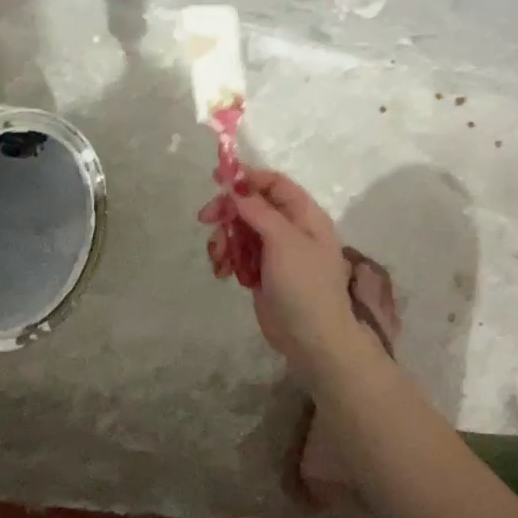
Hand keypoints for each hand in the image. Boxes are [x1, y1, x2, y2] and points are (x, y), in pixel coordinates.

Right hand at [199, 169, 362, 369]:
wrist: (311, 339)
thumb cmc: (304, 285)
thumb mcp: (284, 241)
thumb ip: (259, 210)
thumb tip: (237, 187)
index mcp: (304, 216)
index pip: (274, 184)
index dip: (248, 178)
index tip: (218, 179)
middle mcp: (290, 230)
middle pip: (251, 206)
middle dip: (227, 212)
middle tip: (206, 219)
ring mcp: (274, 252)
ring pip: (240, 231)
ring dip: (224, 240)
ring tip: (220, 259)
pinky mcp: (261, 272)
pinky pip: (237, 254)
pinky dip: (227, 259)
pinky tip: (223, 272)